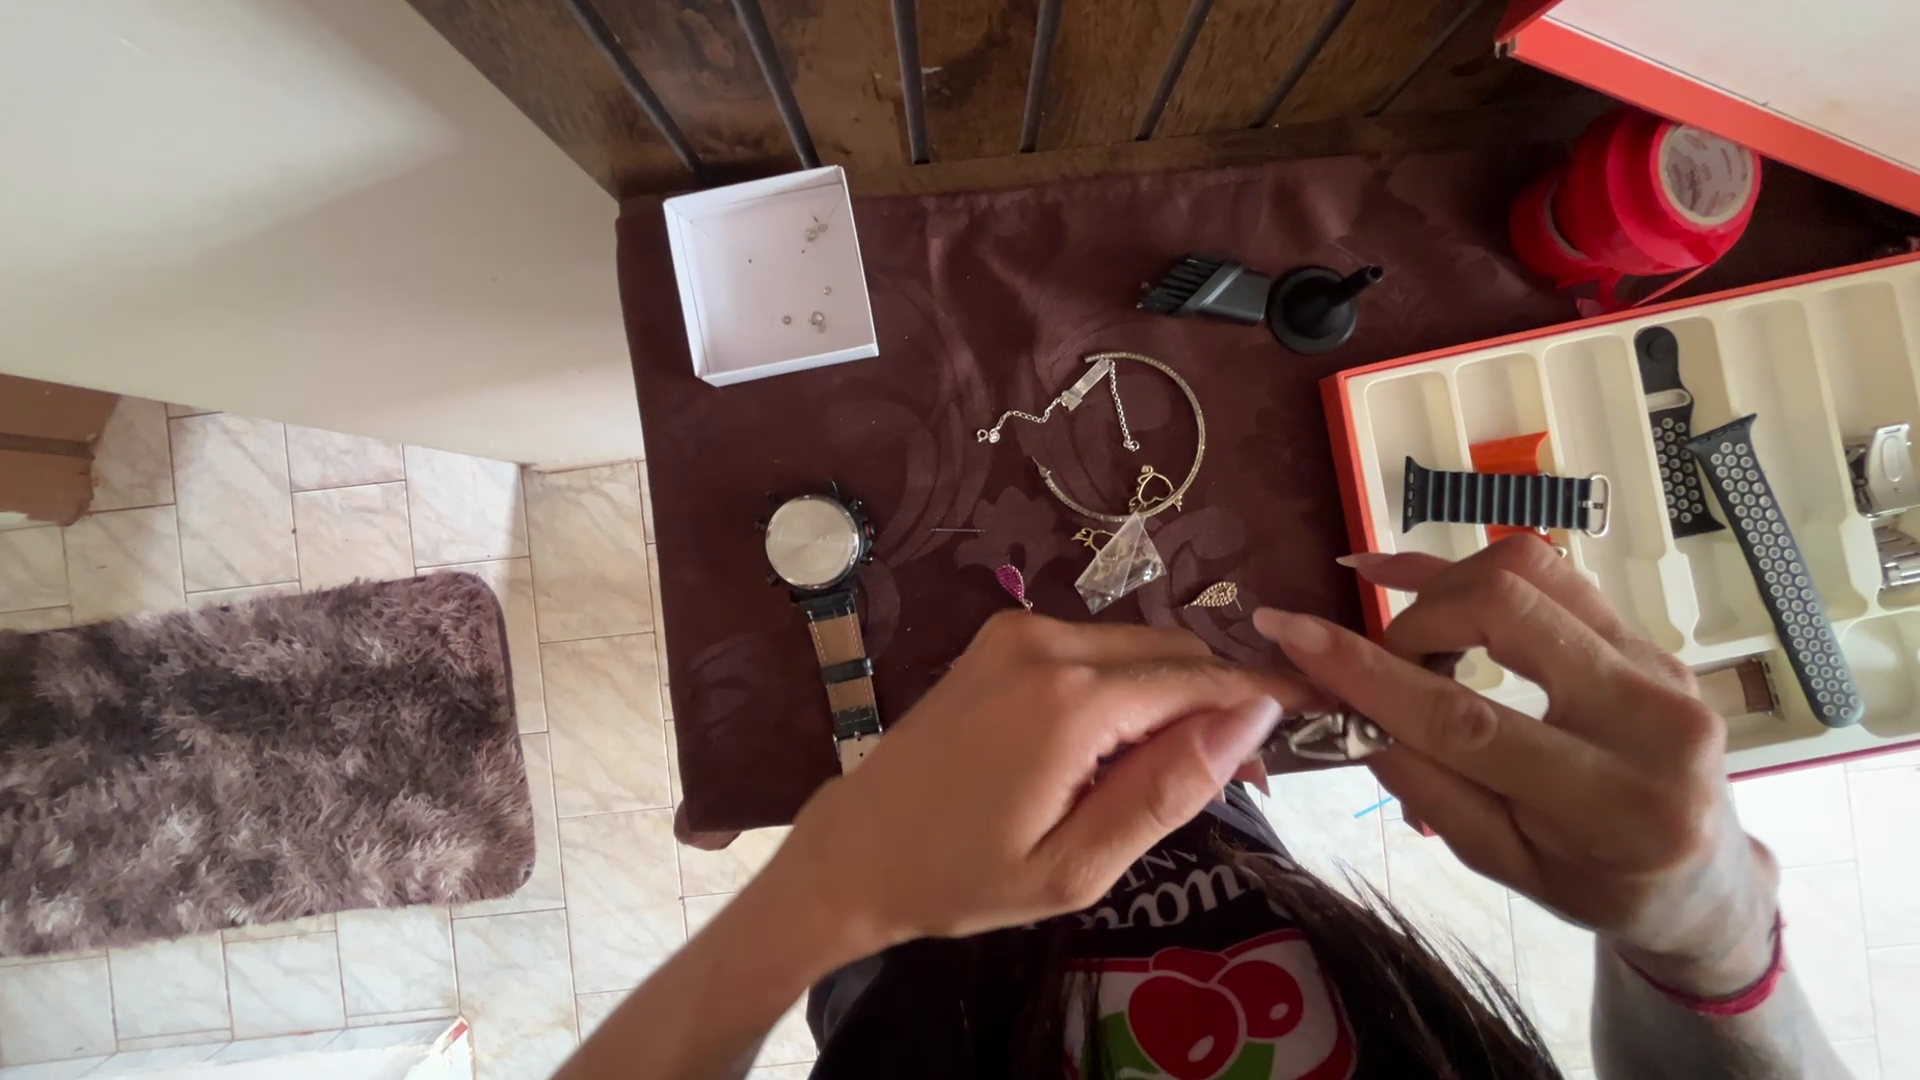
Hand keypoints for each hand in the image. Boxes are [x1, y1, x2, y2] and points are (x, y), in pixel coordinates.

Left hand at [775, 612, 1306, 949]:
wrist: (857, 846)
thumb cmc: (964, 874)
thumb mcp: (1077, 864)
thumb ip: (1167, 787)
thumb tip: (1252, 719)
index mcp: (1069, 698)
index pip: (1197, 679)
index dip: (1258, 699)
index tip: (1307, 721)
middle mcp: (1045, 640)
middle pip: (1168, 650)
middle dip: (1216, 698)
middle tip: (1238, 769)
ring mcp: (1015, 631)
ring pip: (1131, 644)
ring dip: (1170, 690)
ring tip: (1175, 763)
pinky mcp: (999, 637)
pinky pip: (1090, 646)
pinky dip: (1124, 681)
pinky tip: (1117, 737)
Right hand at [1253, 537, 1779, 996]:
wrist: (1699, 874)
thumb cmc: (1588, 881)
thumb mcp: (1492, 858)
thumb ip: (1419, 780)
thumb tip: (1346, 702)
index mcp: (1615, 803)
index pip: (1464, 719)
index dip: (1366, 672)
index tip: (1289, 632)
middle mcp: (1654, 718)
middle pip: (1506, 609)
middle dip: (1413, 625)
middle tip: (1386, 664)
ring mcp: (1657, 663)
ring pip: (1528, 569)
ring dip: (1441, 591)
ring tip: (1415, 640)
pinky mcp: (1640, 635)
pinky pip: (1543, 571)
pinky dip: (1458, 567)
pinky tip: (1397, 572)